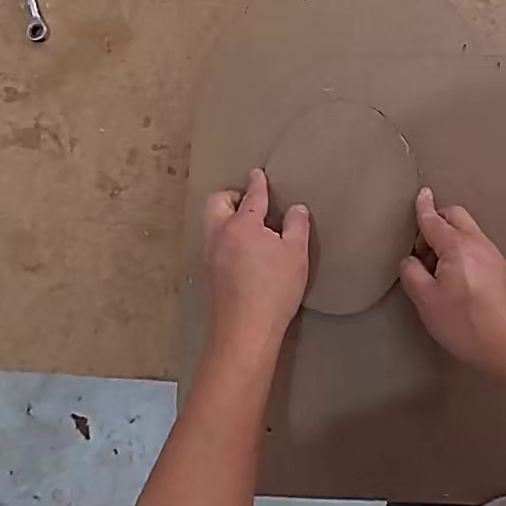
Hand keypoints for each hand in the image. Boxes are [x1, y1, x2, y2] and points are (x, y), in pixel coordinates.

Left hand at [202, 169, 309, 357]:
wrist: (245, 331)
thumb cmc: (274, 290)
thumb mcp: (296, 255)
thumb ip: (297, 226)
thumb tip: (296, 209)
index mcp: (242, 225)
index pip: (252, 196)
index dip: (258, 184)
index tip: (258, 174)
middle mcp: (220, 235)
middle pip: (217, 202)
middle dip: (232, 196)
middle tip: (250, 202)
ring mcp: (209, 255)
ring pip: (211, 223)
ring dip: (226, 217)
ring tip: (248, 226)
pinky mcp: (208, 274)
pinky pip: (212, 243)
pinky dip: (224, 237)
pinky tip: (241, 251)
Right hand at [399, 188, 505, 369]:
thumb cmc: (467, 324)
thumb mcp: (427, 301)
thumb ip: (412, 273)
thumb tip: (410, 260)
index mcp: (457, 246)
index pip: (434, 220)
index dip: (423, 208)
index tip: (421, 194)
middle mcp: (478, 244)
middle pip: (455, 216)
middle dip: (436, 220)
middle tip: (421, 247)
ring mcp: (494, 256)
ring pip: (467, 231)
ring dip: (448, 238)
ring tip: (436, 270)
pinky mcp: (502, 270)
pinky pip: (476, 247)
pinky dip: (461, 251)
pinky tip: (456, 279)